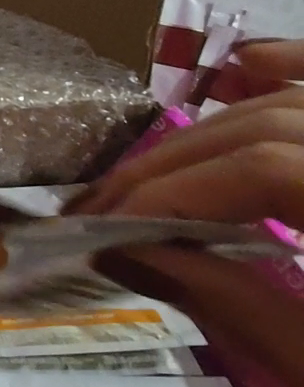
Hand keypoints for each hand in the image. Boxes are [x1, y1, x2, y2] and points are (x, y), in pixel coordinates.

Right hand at [72, 39, 303, 386]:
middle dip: (176, 167)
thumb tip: (120, 253)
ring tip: (154, 177)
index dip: (173, 193)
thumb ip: (248, 312)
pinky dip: (291, 74)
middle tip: (105, 211)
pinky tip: (244, 74)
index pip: (274, 170)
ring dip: (218, 129)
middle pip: (282, 127)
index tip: (101, 232)